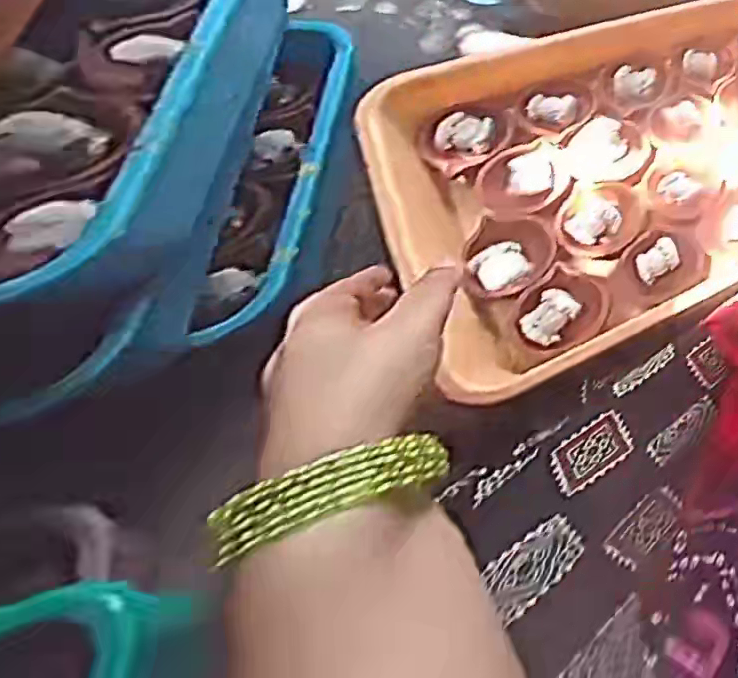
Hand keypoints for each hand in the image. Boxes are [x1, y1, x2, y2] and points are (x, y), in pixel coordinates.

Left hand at [258, 266, 456, 476]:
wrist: (333, 473)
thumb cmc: (371, 385)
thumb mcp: (417, 325)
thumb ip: (434, 290)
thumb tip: (447, 265)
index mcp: (313, 319)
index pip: (346, 285)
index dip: (377, 277)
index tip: (401, 276)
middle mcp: (291, 354)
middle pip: (337, 321)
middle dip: (372, 312)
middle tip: (407, 308)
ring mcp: (290, 396)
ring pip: (334, 357)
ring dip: (367, 347)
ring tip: (405, 346)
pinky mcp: (302, 430)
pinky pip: (337, 388)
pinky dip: (362, 378)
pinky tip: (389, 386)